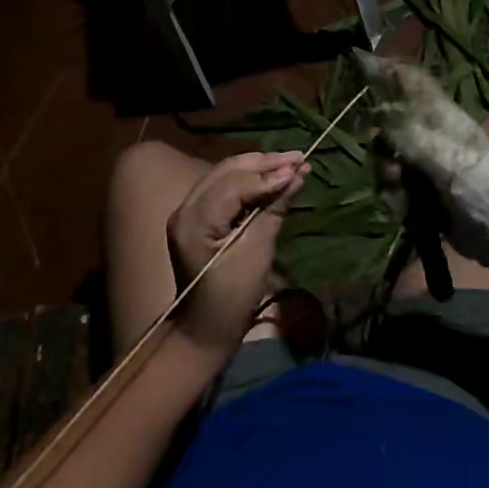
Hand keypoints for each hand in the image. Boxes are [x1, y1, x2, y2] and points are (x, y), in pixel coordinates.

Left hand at [165, 151, 307, 351]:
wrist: (203, 330)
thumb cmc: (232, 298)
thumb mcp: (257, 253)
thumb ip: (274, 209)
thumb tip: (297, 175)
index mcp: (195, 220)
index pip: (236, 183)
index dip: (269, 174)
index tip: (302, 166)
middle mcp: (186, 207)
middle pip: (228, 170)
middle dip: (265, 162)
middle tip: (299, 157)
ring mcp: (187, 210)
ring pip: (225, 174)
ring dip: (258, 167)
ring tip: (290, 162)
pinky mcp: (195, 215)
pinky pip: (223, 186)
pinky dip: (248, 180)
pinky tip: (270, 177)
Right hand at [356, 53, 488, 265]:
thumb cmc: (482, 186)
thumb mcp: (448, 157)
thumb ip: (411, 135)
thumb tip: (378, 115)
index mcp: (440, 118)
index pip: (412, 84)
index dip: (390, 72)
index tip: (365, 65)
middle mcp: (429, 136)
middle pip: (387, 126)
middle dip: (380, 144)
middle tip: (390, 165)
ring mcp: (423, 164)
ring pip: (385, 158)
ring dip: (385, 175)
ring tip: (398, 190)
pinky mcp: (419, 190)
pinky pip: (390, 188)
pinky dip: (392, 198)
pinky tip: (403, 208)